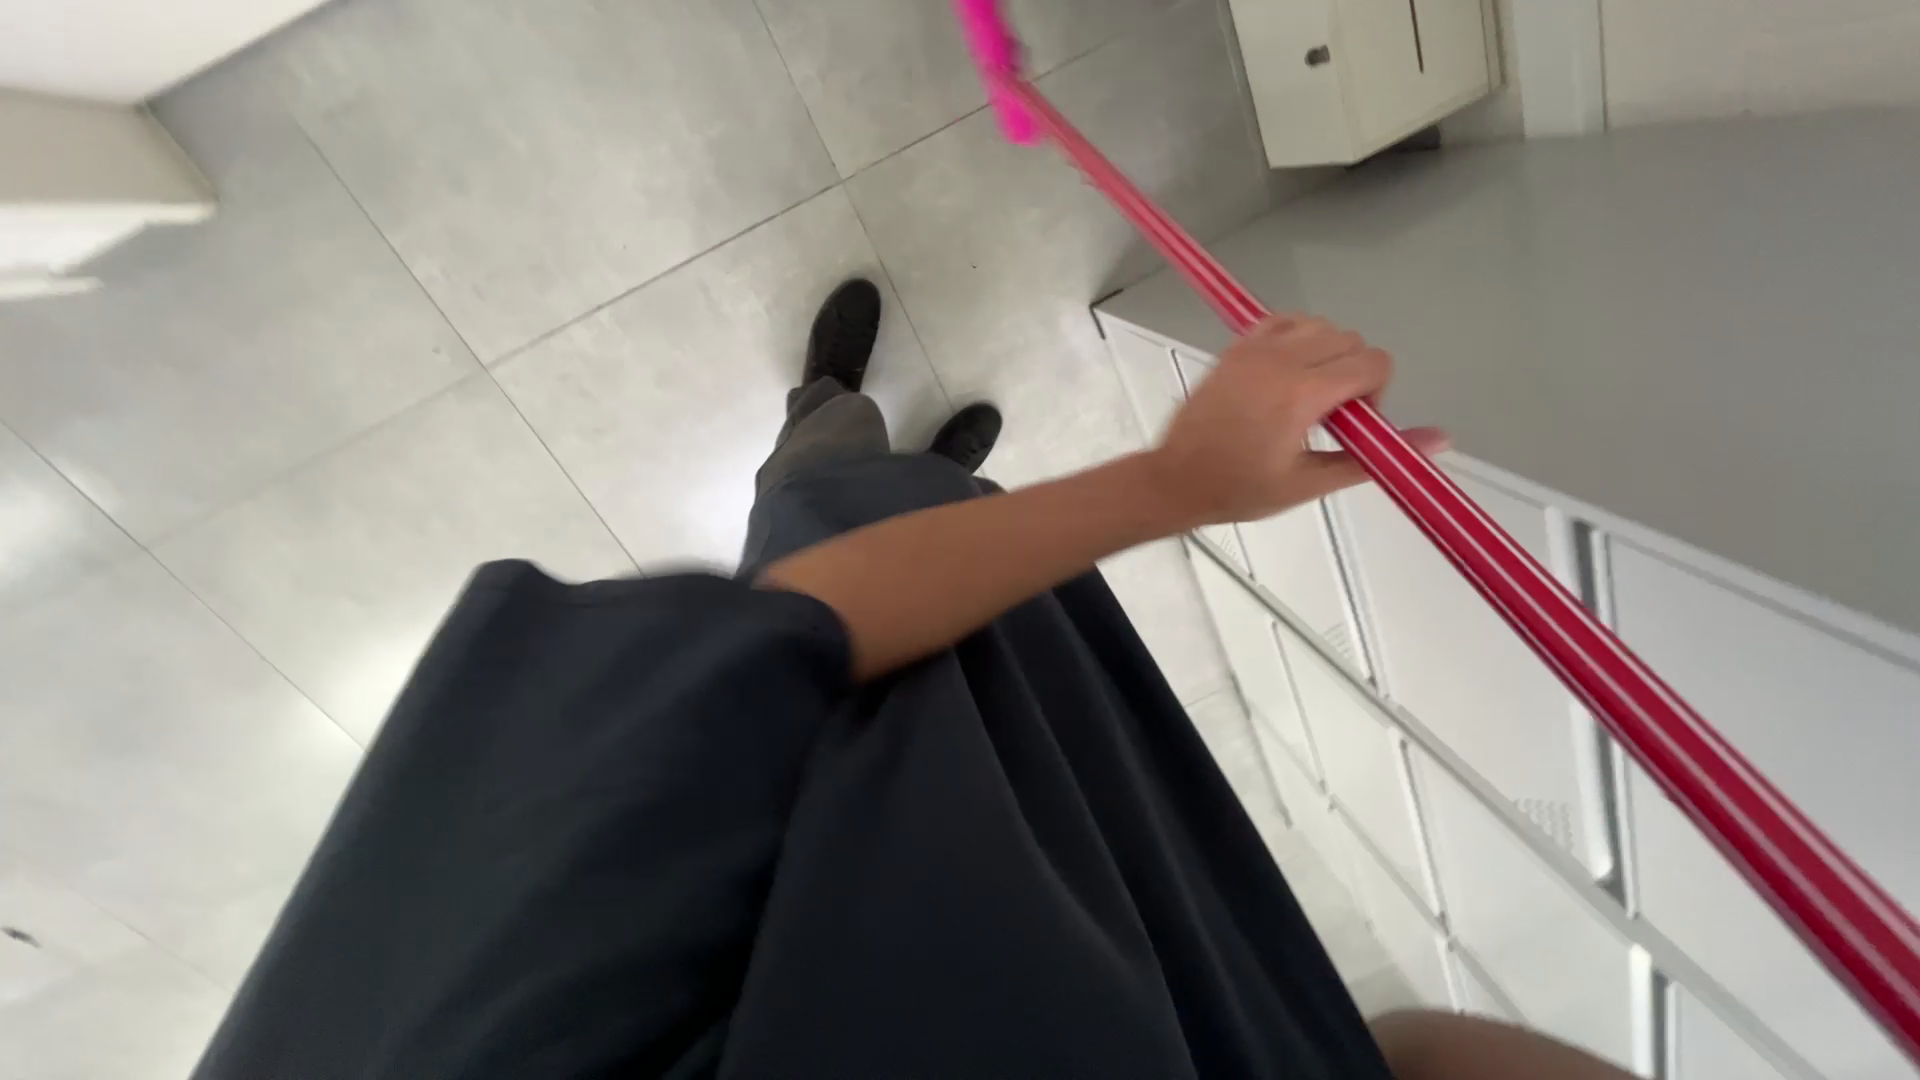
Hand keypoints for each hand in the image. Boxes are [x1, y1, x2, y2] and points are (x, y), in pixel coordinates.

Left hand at [1144, 316, 1447, 527]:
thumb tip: (1440, 441)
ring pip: (1319, 325)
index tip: (1350, 426)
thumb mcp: (1308, 484)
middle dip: (1354, 374)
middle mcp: (1280, 360)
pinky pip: (1281, 320)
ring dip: (1326, 352)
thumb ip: (1371, 458)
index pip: (1373, 363)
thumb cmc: (1236, 489)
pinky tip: (1285, 373)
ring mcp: (1253, 350)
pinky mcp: (1234, 349)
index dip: (1375, 395)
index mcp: (1302, 393)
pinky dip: (1295, 337)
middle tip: (1328, 417)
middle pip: (1351, 340)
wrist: (1175, 480)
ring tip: (1306, 395)